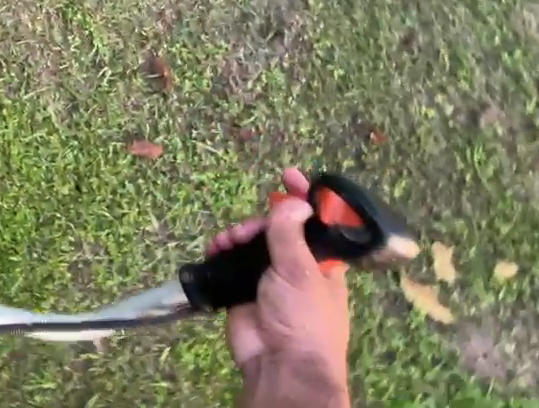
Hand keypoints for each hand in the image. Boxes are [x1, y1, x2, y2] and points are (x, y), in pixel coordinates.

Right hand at [207, 168, 351, 407]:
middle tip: (248, 228)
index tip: (290, 175)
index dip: (306, 199)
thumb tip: (294, 200)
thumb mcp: (301, 272)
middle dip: (258, 221)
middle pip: (275, 228)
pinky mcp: (242, 287)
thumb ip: (291, 234)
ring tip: (227, 243)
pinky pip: (229, 259)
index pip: (317, 224)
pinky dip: (220, 250)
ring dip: (236, 235)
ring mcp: (268, 278)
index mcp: (323, 266)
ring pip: (250, 242)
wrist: (278, 363)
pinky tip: (215, 250)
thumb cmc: (304, 318)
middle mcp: (297, 268)